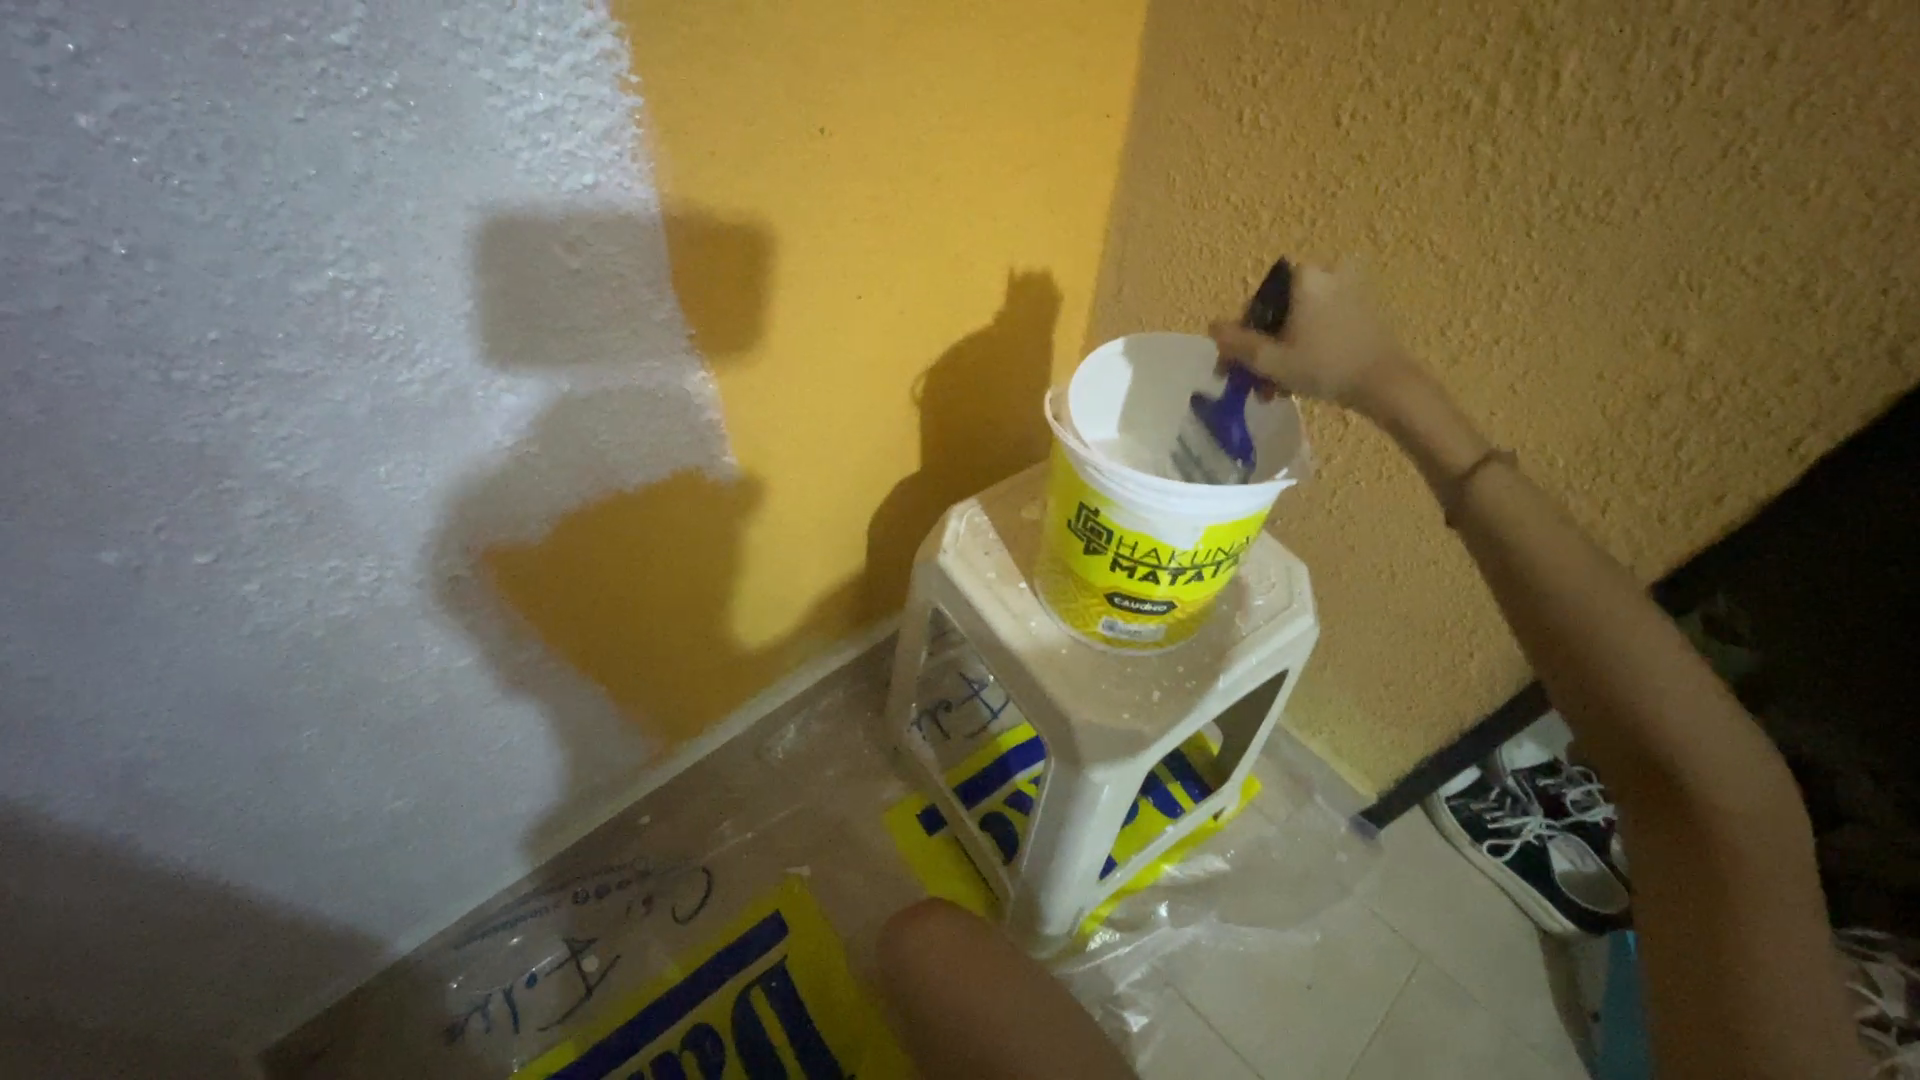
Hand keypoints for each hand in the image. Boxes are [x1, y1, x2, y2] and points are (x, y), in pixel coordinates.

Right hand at [1209, 263, 1416, 411]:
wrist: (1385, 382)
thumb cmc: (1324, 366)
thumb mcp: (1270, 360)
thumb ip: (1237, 343)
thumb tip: (1212, 327)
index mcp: (1305, 277)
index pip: (1258, 301)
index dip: (1242, 334)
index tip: (1235, 364)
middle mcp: (1329, 273)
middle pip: (1280, 312)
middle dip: (1265, 347)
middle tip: (1256, 380)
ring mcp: (1351, 290)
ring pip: (1301, 321)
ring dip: (1284, 351)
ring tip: (1277, 387)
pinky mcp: (1365, 309)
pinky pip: (1323, 323)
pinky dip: (1308, 345)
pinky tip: (1302, 375)